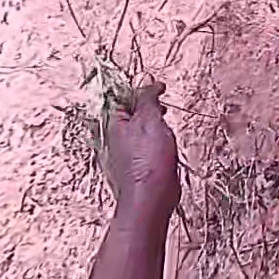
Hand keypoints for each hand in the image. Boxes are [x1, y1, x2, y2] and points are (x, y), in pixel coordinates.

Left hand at [101, 82, 179, 220]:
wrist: (151, 196)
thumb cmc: (148, 161)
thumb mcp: (150, 120)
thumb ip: (147, 98)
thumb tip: (148, 83)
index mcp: (113, 122)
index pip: (125, 96)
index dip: (143, 89)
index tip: (159, 87)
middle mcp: (115, 136)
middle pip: (131, 112)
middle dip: (148, 105)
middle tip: (162, 103)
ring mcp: (126, 151)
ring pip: (139, 128)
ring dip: (153, 123)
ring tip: (165, 123)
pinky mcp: (138, 163)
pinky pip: (146, 143)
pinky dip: (156, 138)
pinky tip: (165, 143)